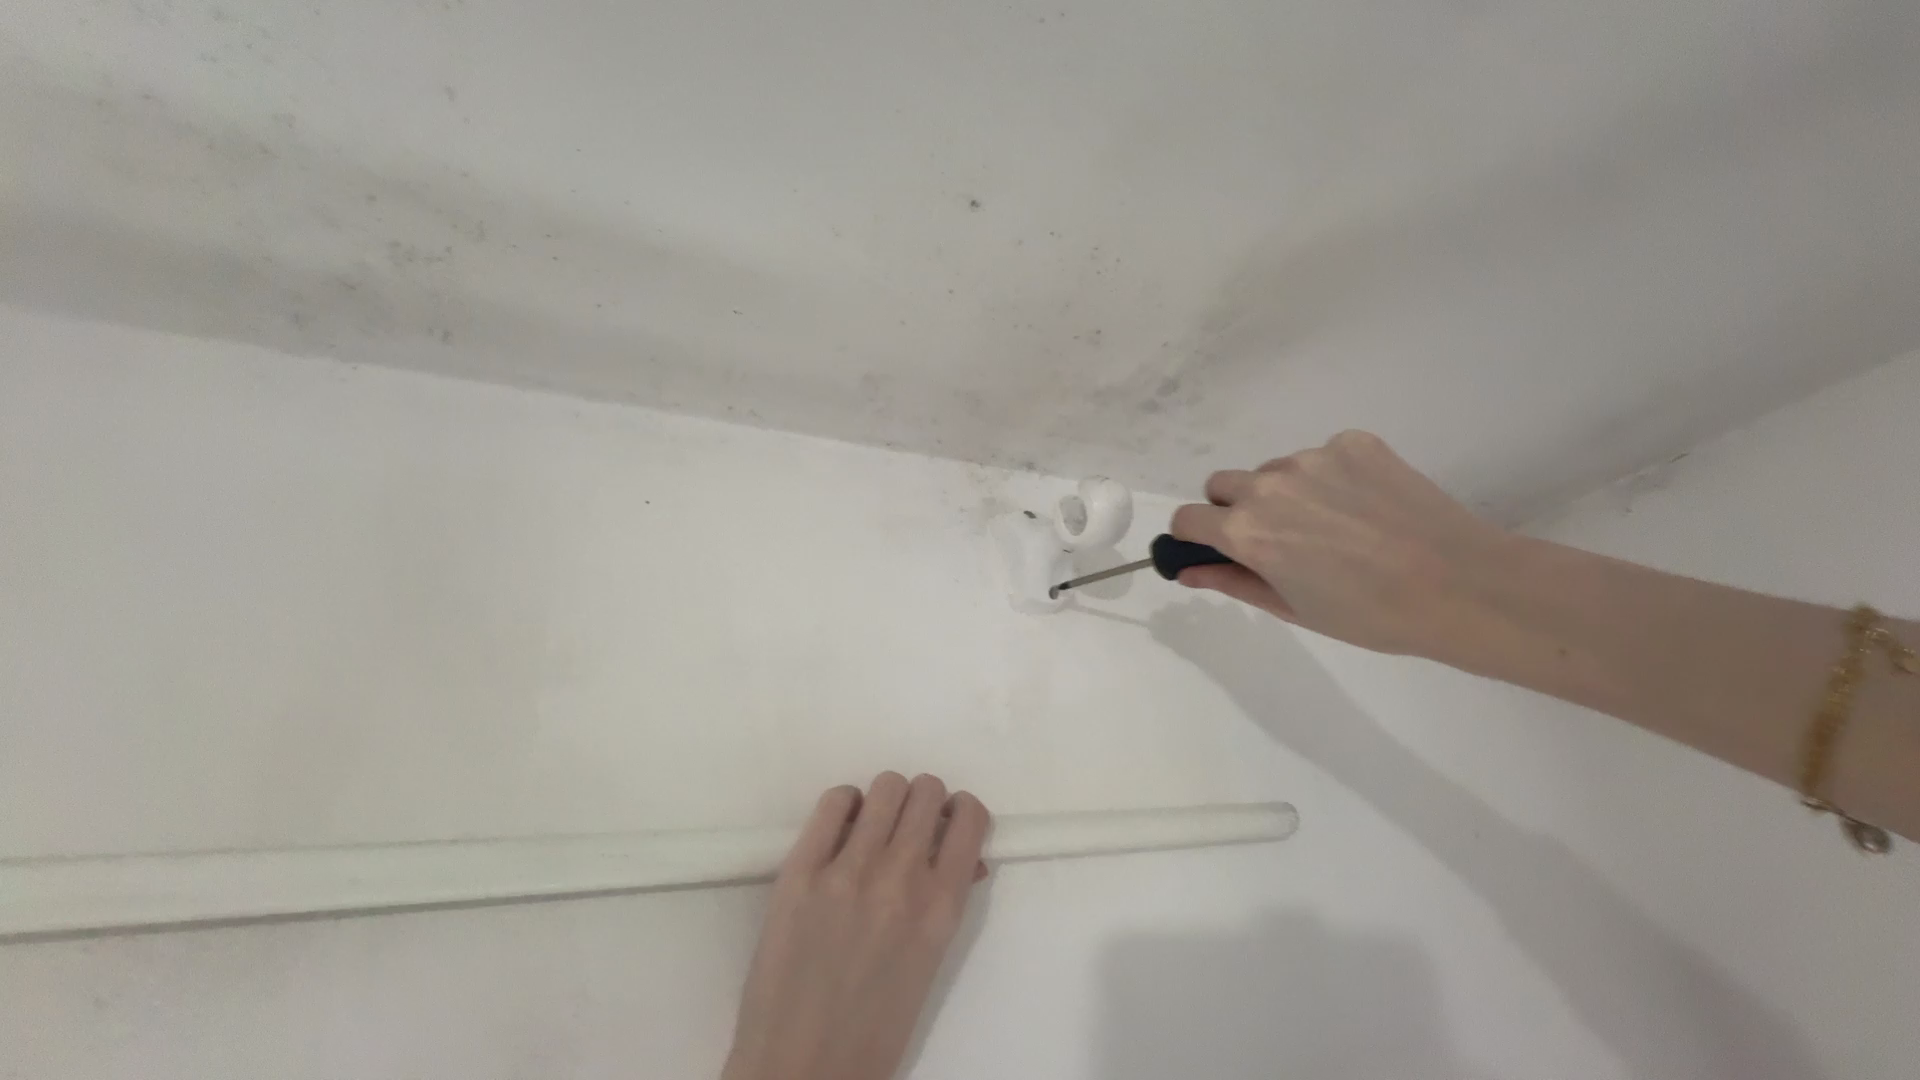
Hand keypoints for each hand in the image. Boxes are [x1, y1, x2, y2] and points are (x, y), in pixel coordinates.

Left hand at [723, 773, 990, 1079]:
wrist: (801, 1066)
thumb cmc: (876, 1024)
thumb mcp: (930, 963)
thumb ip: (947, 901)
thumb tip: (962, 857)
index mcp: (941, 907)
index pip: (970, 816)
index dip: (960, 811)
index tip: (946, 823)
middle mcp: (901, 877)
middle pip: (926, 789)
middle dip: (923, 802)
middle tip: (908, 827)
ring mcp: (848, 870)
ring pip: (884, 786)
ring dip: (886, 800)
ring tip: (873, 828)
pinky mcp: (800, 870)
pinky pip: (833, 801)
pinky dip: (844, 806)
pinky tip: (840, 830)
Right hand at [1170, 430, 1514, 656]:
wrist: (1459, 585)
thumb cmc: (1368, 614)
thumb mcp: (1291, 607)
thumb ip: (1231, 581)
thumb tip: (1188, 571)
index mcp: (1245, 532)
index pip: (1187, 519)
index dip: (1195, 537)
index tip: (1214, 549)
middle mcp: (1267, 486)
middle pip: (1222, 485)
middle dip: (1233, 509)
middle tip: (1277, 539)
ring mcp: (1312, 458)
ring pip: (1273, 471)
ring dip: (1284, 493)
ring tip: (1334, 525)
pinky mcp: (1353, 443)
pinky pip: (1320, 456)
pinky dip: (1329, 477)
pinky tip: (1363, 506)